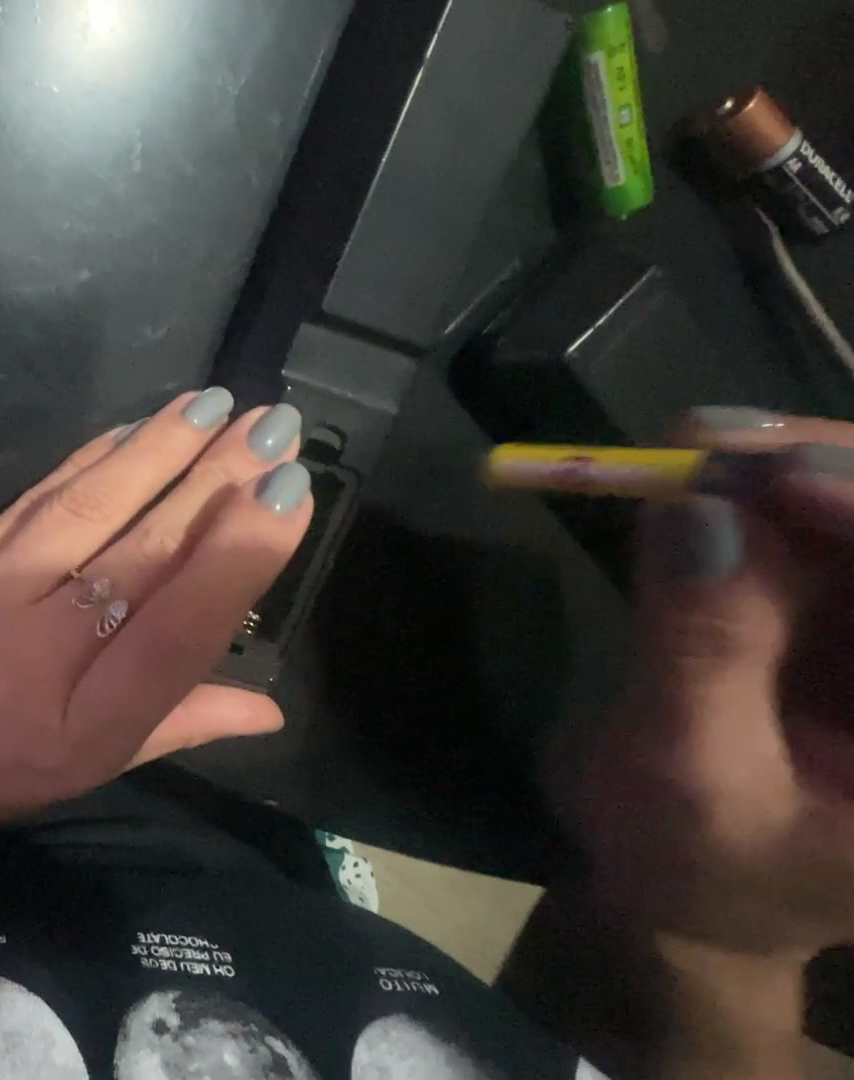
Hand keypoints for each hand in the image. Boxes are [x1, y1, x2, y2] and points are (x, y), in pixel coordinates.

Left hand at [0, 390, 312, 838]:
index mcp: (80, 723)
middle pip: (134, 555)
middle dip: (210, 480)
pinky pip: (30, 504)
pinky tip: (126, 431)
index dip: (234, 563)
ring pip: (81, 510)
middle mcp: (34, 650)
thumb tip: (271, 708)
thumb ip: (173, 729)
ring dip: (151, 450)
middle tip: (273, 422)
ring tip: (212, 404)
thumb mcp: (80, 773)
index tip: (286, 493)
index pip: (173, 635)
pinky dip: (85, 461)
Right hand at [562, 410, 853, 957]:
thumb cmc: (692, 861)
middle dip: (841, 473)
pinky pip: (838, 542)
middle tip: (710, 438)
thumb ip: (698, 650)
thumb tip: (692, 514)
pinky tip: (704, 494)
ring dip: (799, 475)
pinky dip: (768, 506)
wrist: (687, 895)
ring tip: (694, 453)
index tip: (763, 469)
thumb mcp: (685, 772)